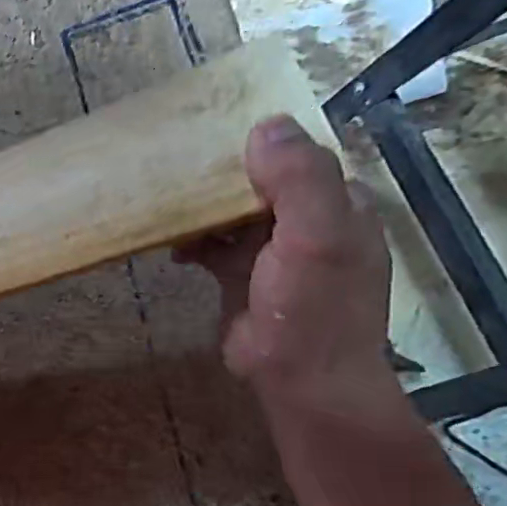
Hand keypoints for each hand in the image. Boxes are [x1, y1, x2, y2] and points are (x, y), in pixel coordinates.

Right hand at [175, 116, 393, 406]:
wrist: (299, 379)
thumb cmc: (312, 308)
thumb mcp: (316, 237)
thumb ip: (300, 181)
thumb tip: (267, 126)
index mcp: (341, 205)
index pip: (300, 157)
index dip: (261, 144)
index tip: (212, 133)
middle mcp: (311, 222)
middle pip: (261, 183)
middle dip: (221, 176)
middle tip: (176, 167)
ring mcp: (276, 252)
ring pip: (233, 214)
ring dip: (202, 211)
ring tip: (165, 206)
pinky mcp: (244, 277)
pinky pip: (215, 246)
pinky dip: (193, 243)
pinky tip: (172, 250)